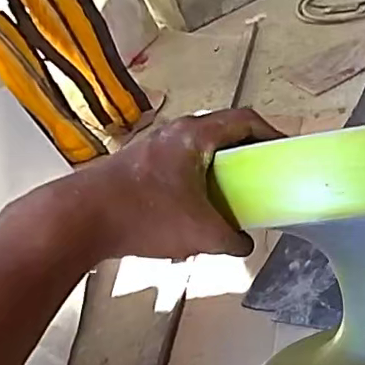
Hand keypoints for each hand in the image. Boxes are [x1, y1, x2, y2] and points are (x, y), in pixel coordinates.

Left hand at [70, 109, 279, 260]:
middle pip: (222, 132)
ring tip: (229, 197)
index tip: (285, 153)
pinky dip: (195, 180)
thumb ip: (233, 241)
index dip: (272, 134)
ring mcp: (151, 146)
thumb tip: (243, 245)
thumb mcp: (202, 235)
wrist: (79, 219)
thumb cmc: (143, 216)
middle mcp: (174, 131)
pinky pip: (178, 165)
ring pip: (197, 150)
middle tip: (261, 178)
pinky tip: (193, 210)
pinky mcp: (136, 165)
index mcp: (195, 135)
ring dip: (218, 169)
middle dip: (246, 154)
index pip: (245, 120)